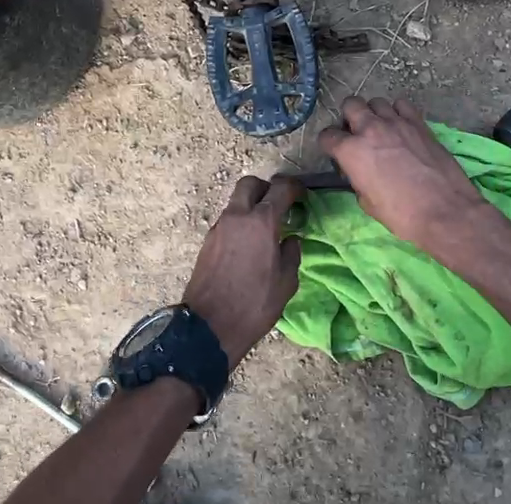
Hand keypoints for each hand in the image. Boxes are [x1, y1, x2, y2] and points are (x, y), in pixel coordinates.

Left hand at [182, 176, 303, 366]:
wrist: (210, 326)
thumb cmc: (254, 304)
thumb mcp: (286, 282)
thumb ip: (291, 254)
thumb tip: (290, 240)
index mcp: (261, 222)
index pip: (280, 189)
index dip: (295, 188)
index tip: (302, 195)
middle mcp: (238, 217)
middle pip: (250, 184)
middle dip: (266, 188)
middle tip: (278, 205)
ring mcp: (219, 227)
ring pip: (236, 202)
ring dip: (251, 207)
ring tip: (264, 230)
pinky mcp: (208, 241)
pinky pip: (227, 221)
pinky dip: (240, 224)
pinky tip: (248, 246)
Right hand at [317, 96, 492, 253]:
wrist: (445, 211)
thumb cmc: (402, 215)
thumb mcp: (367, 203)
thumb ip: (357, 179)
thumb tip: (359, 172)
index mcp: (351, 151)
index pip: (327, 135)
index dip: (329, 145)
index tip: (336, 153)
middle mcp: (370, 129)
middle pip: (350, 104)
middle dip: (349, 118)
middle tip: (357, 134)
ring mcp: (396, 122)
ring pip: (376, 101)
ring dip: (374, 113)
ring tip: (381, 129)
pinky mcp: (419, 122)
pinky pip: (402, 105)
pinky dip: (397, 112)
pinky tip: (401, 126)